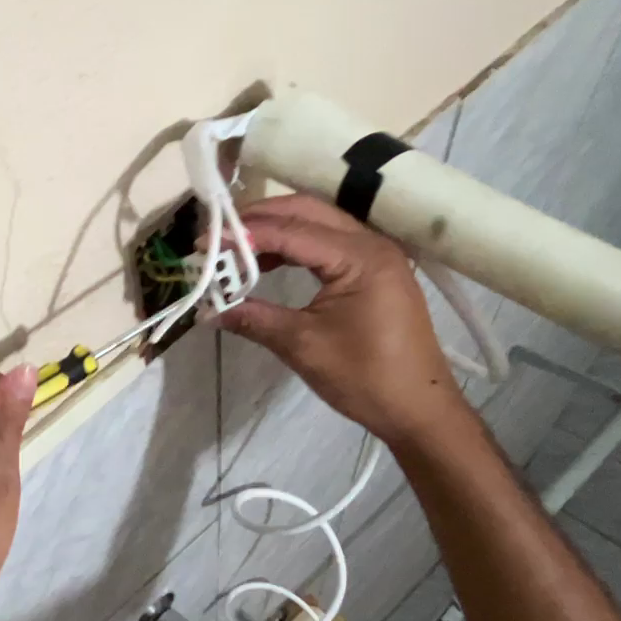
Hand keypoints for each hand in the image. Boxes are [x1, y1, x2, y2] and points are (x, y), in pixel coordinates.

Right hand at [216, 195, 473, 445]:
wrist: (417, 408)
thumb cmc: (365, 377)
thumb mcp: (302, 346)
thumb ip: (254, 319)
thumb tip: (208, 310)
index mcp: (359, 257)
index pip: (291, 230)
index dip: (243, 234)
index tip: (203, 243)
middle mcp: (370, 244)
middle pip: (305, 212)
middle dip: (257, 219)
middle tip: (215, 237)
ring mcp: (374, 256)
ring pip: (315, 224)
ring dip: (273, 231)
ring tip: (233, 251)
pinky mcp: (371, 272)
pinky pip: (325, 244)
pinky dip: (291, 248)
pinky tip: (264, 265)